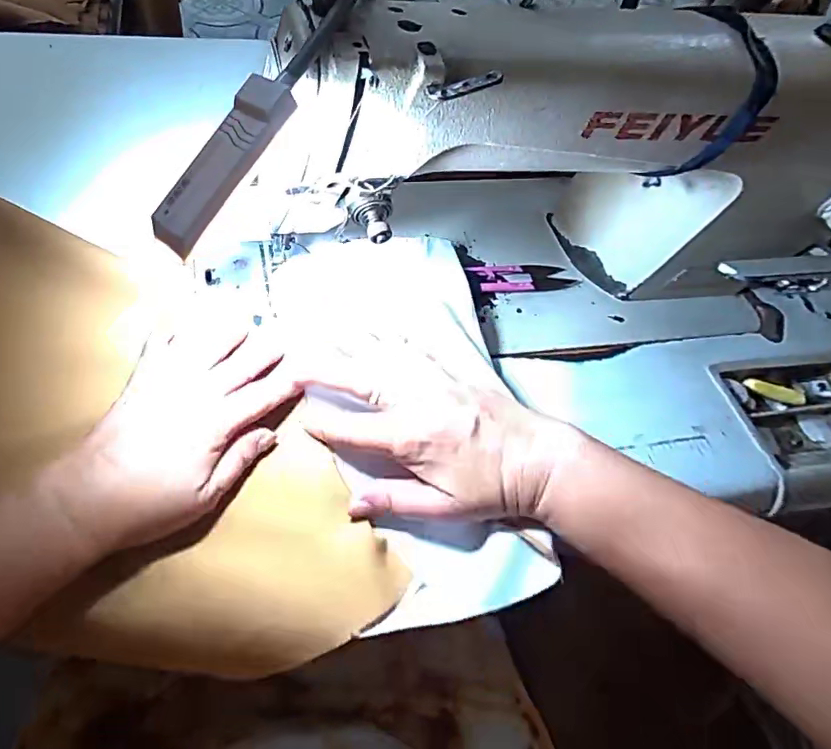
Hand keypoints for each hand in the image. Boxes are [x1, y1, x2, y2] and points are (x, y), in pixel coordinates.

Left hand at [37, 314, 298, 555]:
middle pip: (239, 361)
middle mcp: (197, 390)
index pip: (261, 395)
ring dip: (227, 327)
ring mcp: (167, 378)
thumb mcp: (205, 495)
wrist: (90, 493)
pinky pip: (162, 341)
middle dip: (265, 347)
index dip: (286, 381)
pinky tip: (185, 313)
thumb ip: (239, 460)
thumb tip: (271, 434)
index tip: (305, 366)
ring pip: (205, 341)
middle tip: (283, 333)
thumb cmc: (152, 503)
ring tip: (244, 314)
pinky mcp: (142, 376)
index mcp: (217, 422)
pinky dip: (177, 325)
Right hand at [295, 334, 587, 522]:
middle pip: (356, 377)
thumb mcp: (444, 509)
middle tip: (291, 362)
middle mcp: (414, 399)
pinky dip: (383, 330)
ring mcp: (431, 376)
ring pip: (379, 350)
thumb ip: (395, 501)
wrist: (539, 459)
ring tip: (318, 328)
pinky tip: (368, 321)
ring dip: (346, 339)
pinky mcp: (447, 366)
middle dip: (319, 368)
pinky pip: (408, 342)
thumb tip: (351, 506)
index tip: (302, 422)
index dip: (323, 426)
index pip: (351, 428)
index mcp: (410, 438)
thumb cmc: (489, 489)